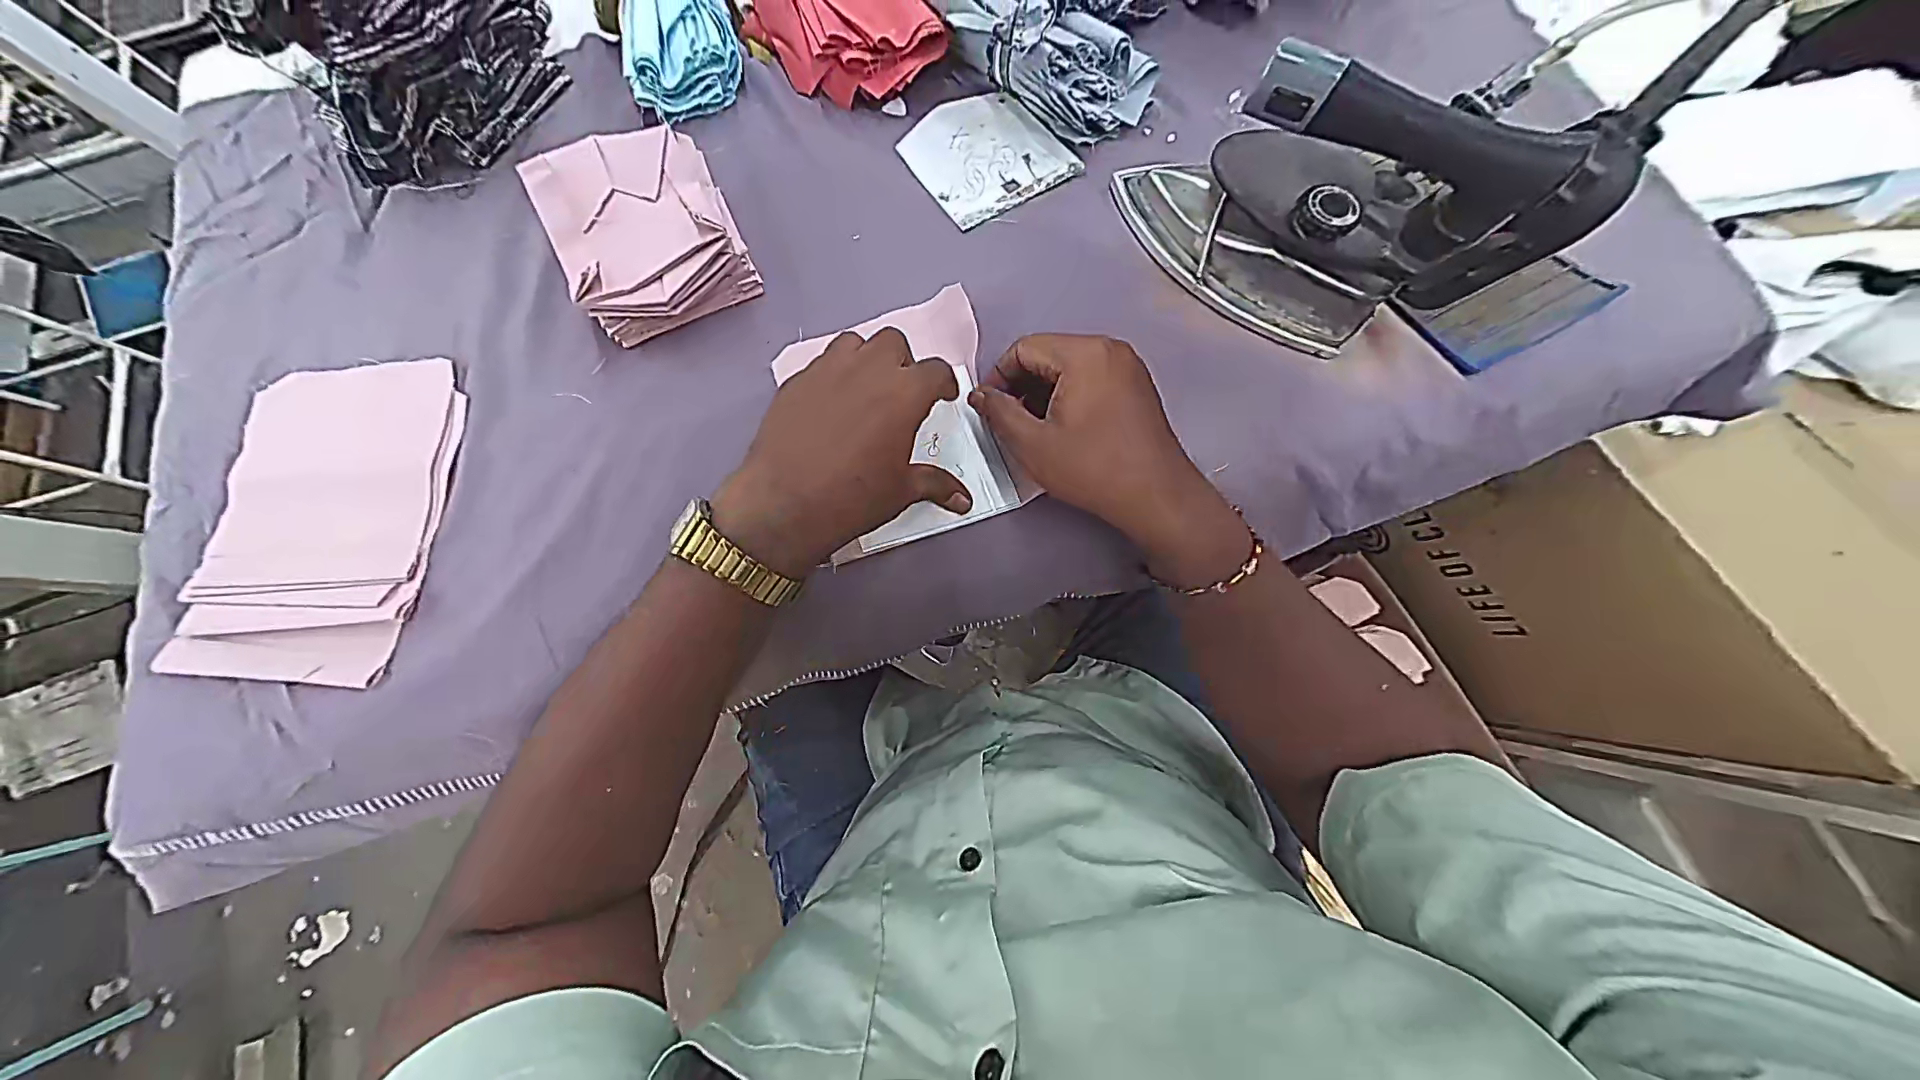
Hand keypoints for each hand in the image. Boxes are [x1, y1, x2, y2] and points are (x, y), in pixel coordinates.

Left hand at [712, 328, 968, 577]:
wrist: (785, 504)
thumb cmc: (847, 497)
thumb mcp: (901, 491)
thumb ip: (934, 484)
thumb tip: (958, 496)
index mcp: (903, 394)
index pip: (935, 371)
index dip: (944, 382)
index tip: (942, 393)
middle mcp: (867, 371)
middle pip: (894, 343)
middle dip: (903, 363)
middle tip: (903, 391)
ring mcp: (828, 371)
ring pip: (855, 344)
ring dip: (867, 358)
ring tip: (867, 387)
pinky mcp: (796, 382)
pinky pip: (821, 363)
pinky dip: (834, 374)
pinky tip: (833, 402)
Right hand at [970, 334, 1249, 588]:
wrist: (1154, 496)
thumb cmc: (1104, 472)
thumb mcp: (1033, 444)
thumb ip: (999, 413)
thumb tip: (984, 397)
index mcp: (1085, 355)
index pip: (1024, 348)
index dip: (999, 376)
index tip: (990, 401)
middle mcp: (1110, 352)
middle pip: (1047, 354)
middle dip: (1021, 385)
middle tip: (1009, 418)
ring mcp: (1126, 368)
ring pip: (1068, 368)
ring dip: (1043, 392)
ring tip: (1034, 429)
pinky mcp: (1134, 387)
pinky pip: (1090, 379)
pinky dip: (1068, 397)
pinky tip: (1060, 430)